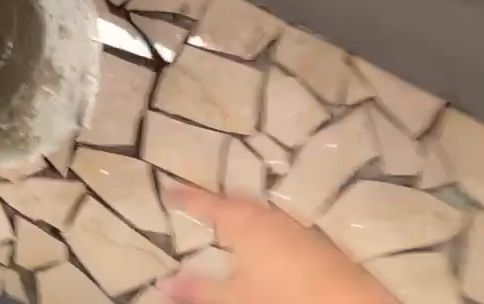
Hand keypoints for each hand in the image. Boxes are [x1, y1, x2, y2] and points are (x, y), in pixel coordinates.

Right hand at [161, 185, 397, 303]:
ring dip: (243, 217)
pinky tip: (270, 248)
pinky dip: (267, 232)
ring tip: (231, 225)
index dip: (184, 196)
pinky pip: (281, 228)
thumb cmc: (287, 298)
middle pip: (233, 203)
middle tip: (198, 206)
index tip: (167, 190)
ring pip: (260, 214)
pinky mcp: (321, 245)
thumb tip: (162, 283)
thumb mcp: (237, 299)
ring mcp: (296, 228)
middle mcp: (266, 215)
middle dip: (216, 204)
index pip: (203, 201)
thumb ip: (199, 290)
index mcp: (240, 220)